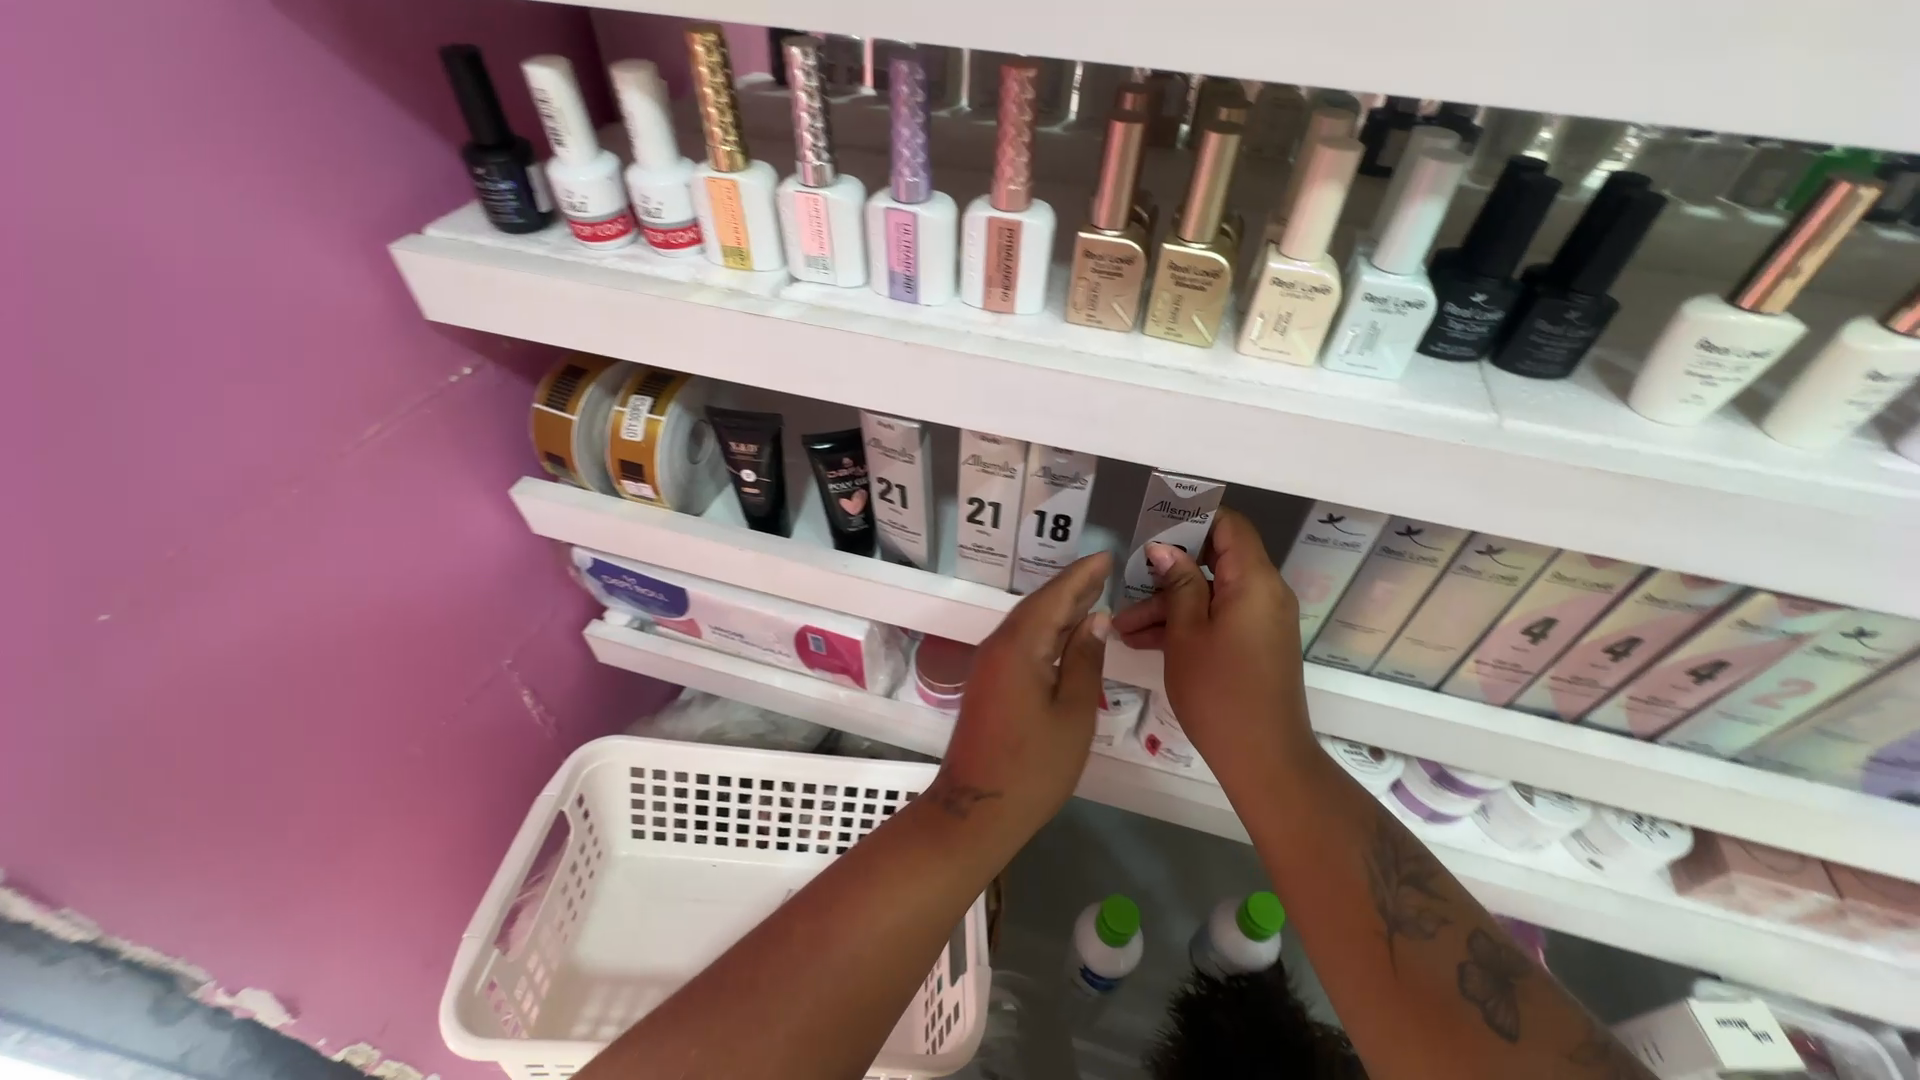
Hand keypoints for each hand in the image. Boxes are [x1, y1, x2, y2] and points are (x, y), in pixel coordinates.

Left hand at [931, 553, 1112, 841]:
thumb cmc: (1033, 767)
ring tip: (1092, 595)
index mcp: (1020, 647)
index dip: (1081, 577)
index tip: (1105, 557)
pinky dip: (1046, 632)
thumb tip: (1095, 620)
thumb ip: (1084, 661)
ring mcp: (989, 667)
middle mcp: (998, 647)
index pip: (1054, 598)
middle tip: (1104, 571)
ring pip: (1028, 625)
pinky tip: (1065, 636)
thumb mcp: (1072, 714)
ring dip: (1059, 609)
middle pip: (1038, 607)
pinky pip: (1021, 644)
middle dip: (1071, 588)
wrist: (976, 810)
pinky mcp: (988, 685)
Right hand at [1111, 509, 1314, 789]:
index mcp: (1254, 581)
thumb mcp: (1187, 634)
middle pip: (1215, 562)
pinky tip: (1142, 642)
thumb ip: (1179, 584)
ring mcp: (1261, 622)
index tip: (1154, 524)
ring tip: (1122, 628)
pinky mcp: (1254, 646)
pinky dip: (1185, 625)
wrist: (1264, 757)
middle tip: (1128, 582)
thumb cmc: (1219, 691)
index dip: (1193, 518)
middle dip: (1168, 572)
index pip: (1230, 525)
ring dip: (1168, 605)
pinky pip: (1217, 620)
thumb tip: (1166, 548)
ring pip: (1210, 595)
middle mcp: (1264, 594)